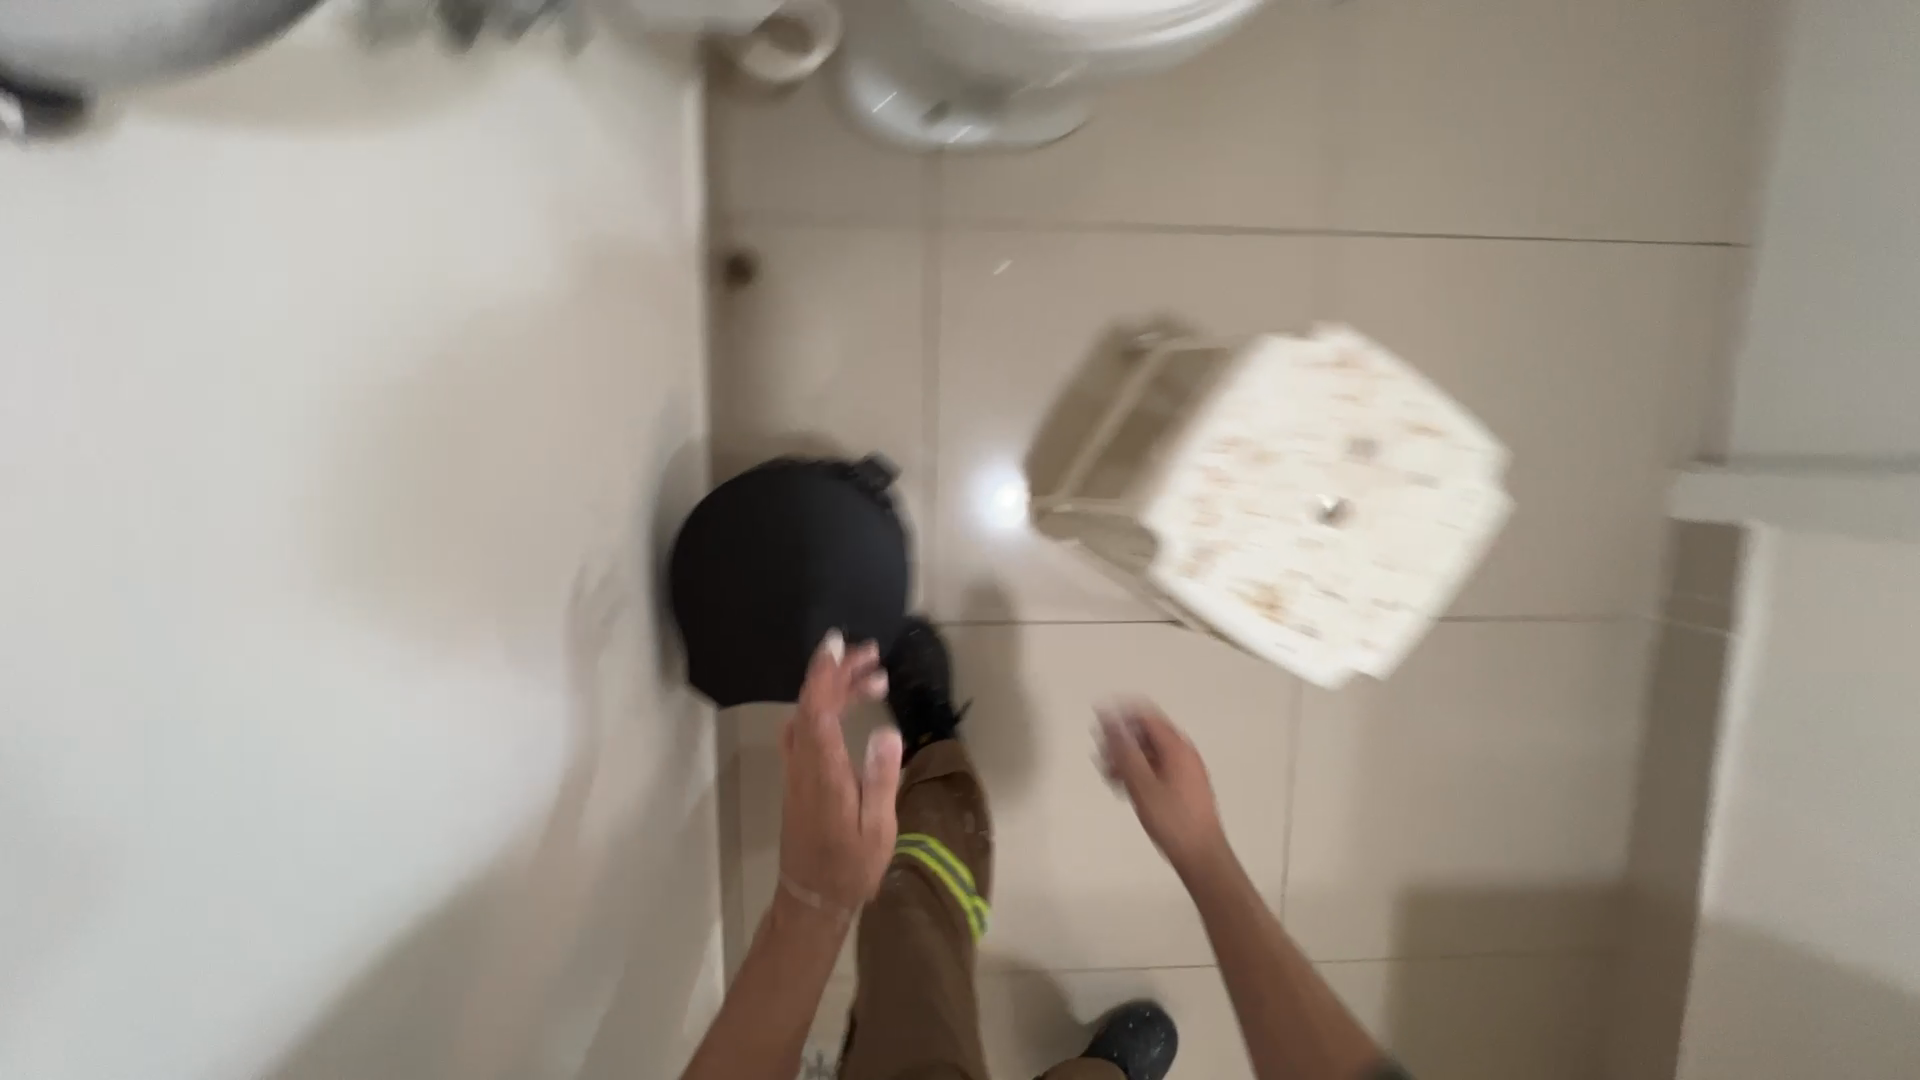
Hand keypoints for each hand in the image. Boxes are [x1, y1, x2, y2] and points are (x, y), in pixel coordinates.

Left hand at [778, 630, 904, 920]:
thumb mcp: (877, 828)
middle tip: (872, 654)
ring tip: (873, 677)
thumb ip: (880, 778)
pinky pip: (806, 729)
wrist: (812, 897)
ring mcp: (797, 770)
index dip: (824, 674)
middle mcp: (805, 763)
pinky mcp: (798, 777)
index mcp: (825, 771)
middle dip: (838, 673)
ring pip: (808, 714)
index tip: (838, 646)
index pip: (817, 710)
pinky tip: (845, 708)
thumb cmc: (850, 866)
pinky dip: (824, 707)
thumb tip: (887, 731)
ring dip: (834, 689)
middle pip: (813, 704)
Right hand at [1098, 702, 1231, 877]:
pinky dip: (1137, 771)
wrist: (1202, 857)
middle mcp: (1183, 752)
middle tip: (1099, 754)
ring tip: (1107, 774)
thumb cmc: (1171, 819)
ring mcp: (1185, 770)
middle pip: (1146, 733)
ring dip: (1126, 757)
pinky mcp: (1183, 786)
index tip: (1097, 719)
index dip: (1120, 713)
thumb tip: (1108, 719)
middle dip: (1120, 739)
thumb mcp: (1141, 784)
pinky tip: (1123, 787)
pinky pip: (1156, 767)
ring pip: (1149, 752)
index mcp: (1176, 747)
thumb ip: (1123, 750)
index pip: (1145, 715)